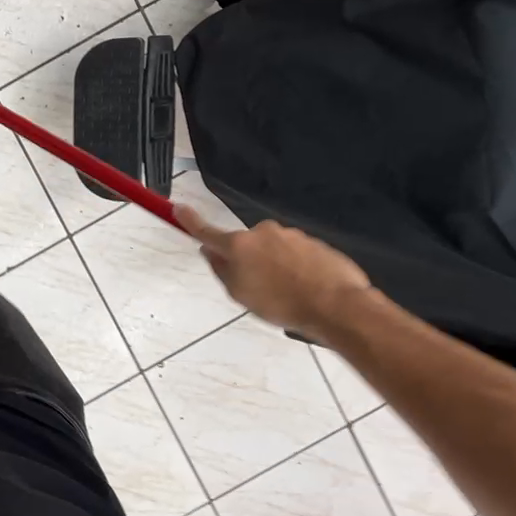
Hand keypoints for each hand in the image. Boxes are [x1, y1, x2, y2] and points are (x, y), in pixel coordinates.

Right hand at [176, 205, 372, 339]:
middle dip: (249, 259)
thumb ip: (221, 270)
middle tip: (259, 287)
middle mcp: (264, 232)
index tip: (178, 208)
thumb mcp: (239, 294)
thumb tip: (211, 252)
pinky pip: (298, 255)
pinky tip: (308, 289)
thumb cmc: (281, 304)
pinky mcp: (317, 244)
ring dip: (276, 266)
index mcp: (239, 244)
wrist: (338, 307)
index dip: (190, 221)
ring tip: (289, 294)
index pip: (207, 231)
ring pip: (274, 249)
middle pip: (247, 243)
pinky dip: (298, 269)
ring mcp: (293, 236)